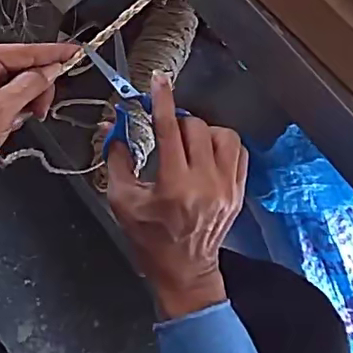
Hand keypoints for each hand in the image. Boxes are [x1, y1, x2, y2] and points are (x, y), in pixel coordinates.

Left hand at [0, 43, 76, 224]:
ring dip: (30, 102)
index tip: (78, 52)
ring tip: (21, 121)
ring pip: (24, 84)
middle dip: (39, 87)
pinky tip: (11, 125)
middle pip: (27, 67)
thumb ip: (30, 85)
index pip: (26, 51)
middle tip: (40, 110)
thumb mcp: (0, 111)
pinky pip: (14, 98)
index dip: (54, 53)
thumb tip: (53, 68)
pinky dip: (20, 111)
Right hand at [104, 74, 248, 319]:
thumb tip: (114, 125)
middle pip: (195, 127)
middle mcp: (206, 184)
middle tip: (164, 132)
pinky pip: (237, 149)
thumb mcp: (122, 201)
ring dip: (201, 131)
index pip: (170, 129)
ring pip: (221, 134)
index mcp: (175, 186)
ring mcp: (227, 187)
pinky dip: (221, 143)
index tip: (158, 81)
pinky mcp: (238, 191)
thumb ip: (117, 158)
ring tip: (187, 144)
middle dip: (176, 122)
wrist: (184, 272)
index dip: (162, 100)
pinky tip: (206, 152)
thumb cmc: (150, 239)